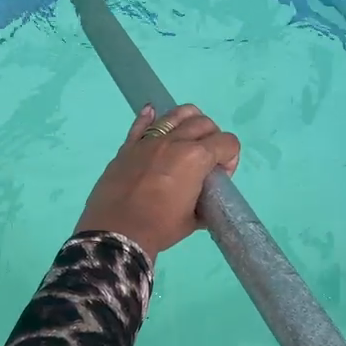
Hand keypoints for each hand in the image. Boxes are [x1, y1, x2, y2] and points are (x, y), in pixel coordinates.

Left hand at [74, 104, 241, 259]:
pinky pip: (140, 123)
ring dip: (188, 121)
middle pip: (204, 123)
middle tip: (205, 160)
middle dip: (212, 138)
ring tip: (187, 138)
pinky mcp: (126, 147)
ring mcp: (147, 141)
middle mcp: (173, 141)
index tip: (220, 176)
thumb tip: (204, 200)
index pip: (228, 142)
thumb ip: (204, 202)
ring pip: (175, 114)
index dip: (230, 158)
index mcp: (195, 157)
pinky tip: (152, 115)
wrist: (115, 231)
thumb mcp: (193, 220)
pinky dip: (149, 116)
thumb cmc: (158, 228)